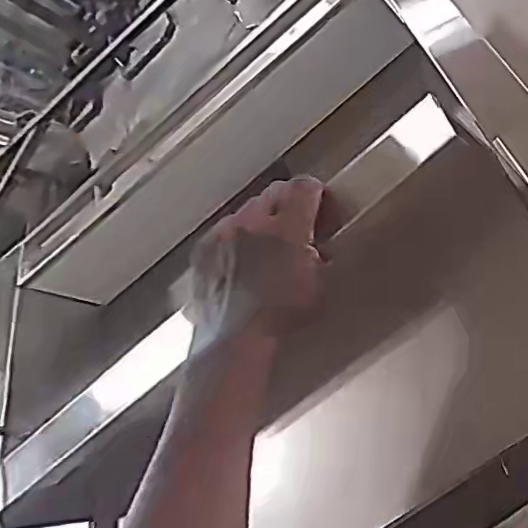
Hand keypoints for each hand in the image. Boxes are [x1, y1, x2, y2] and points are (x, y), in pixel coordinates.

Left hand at [184, 176, 328, 350]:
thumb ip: (323, 252)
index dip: (318, 194)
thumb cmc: (282, 316)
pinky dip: (238, 237)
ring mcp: (223, 234)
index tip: (323, 211)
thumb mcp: (321, 282)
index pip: (304, 186)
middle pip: (275, 192)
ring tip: (271, 249)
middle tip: (301, 230)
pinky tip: (246, 262)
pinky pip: (226, 229)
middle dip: (290, 206)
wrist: (234, 342)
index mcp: (286, 229)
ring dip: (264, 221)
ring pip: (249, 209)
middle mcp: (251, 223)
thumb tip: (321, 243)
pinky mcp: (203, 249)